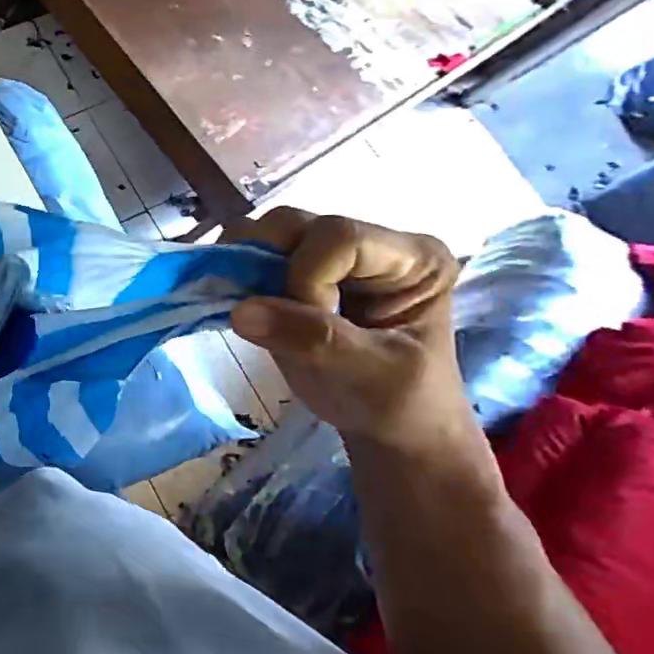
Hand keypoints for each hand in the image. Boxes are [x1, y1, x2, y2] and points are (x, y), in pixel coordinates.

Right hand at [226, 207, 474, 456]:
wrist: (393, 429)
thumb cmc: (397, 404)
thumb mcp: (367, 377)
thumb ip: (311, 340)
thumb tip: (240, 311)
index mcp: (414, 259)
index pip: (339, 238)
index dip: (306, 279)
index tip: (310, 333)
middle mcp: (373, 242)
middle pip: (296, 224)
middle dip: (266, 266)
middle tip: (262, 314)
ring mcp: (333, 255)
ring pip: (267, 234)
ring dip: (246, 271)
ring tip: (256, 314)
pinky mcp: (302, 269)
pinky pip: (255, 255)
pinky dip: (240, 278)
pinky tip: (248, 309)